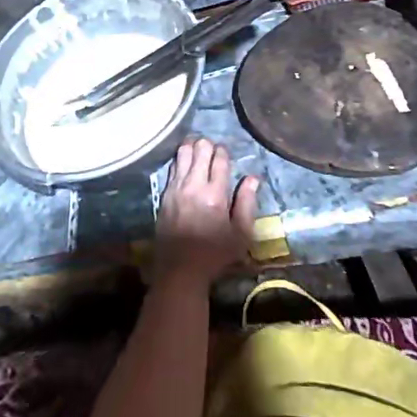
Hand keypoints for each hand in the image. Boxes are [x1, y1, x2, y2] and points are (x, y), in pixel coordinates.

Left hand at [156, 137, 259, 284]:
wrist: (179, 271)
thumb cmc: (215, 254)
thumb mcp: (241, 234)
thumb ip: (247, 203)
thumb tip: (253, 178)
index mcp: (215, 195)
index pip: (219, 161)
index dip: (223, 151)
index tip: (225, 151)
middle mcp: (193, 186)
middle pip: (199, 151)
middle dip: (207, 145)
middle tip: (212, 147)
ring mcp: (175, 190)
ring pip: (181, 155)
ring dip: (191, 147)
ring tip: (197, 146)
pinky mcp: (163, 196)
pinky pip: (171, 168)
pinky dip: (178, 159)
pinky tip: (183, 159)